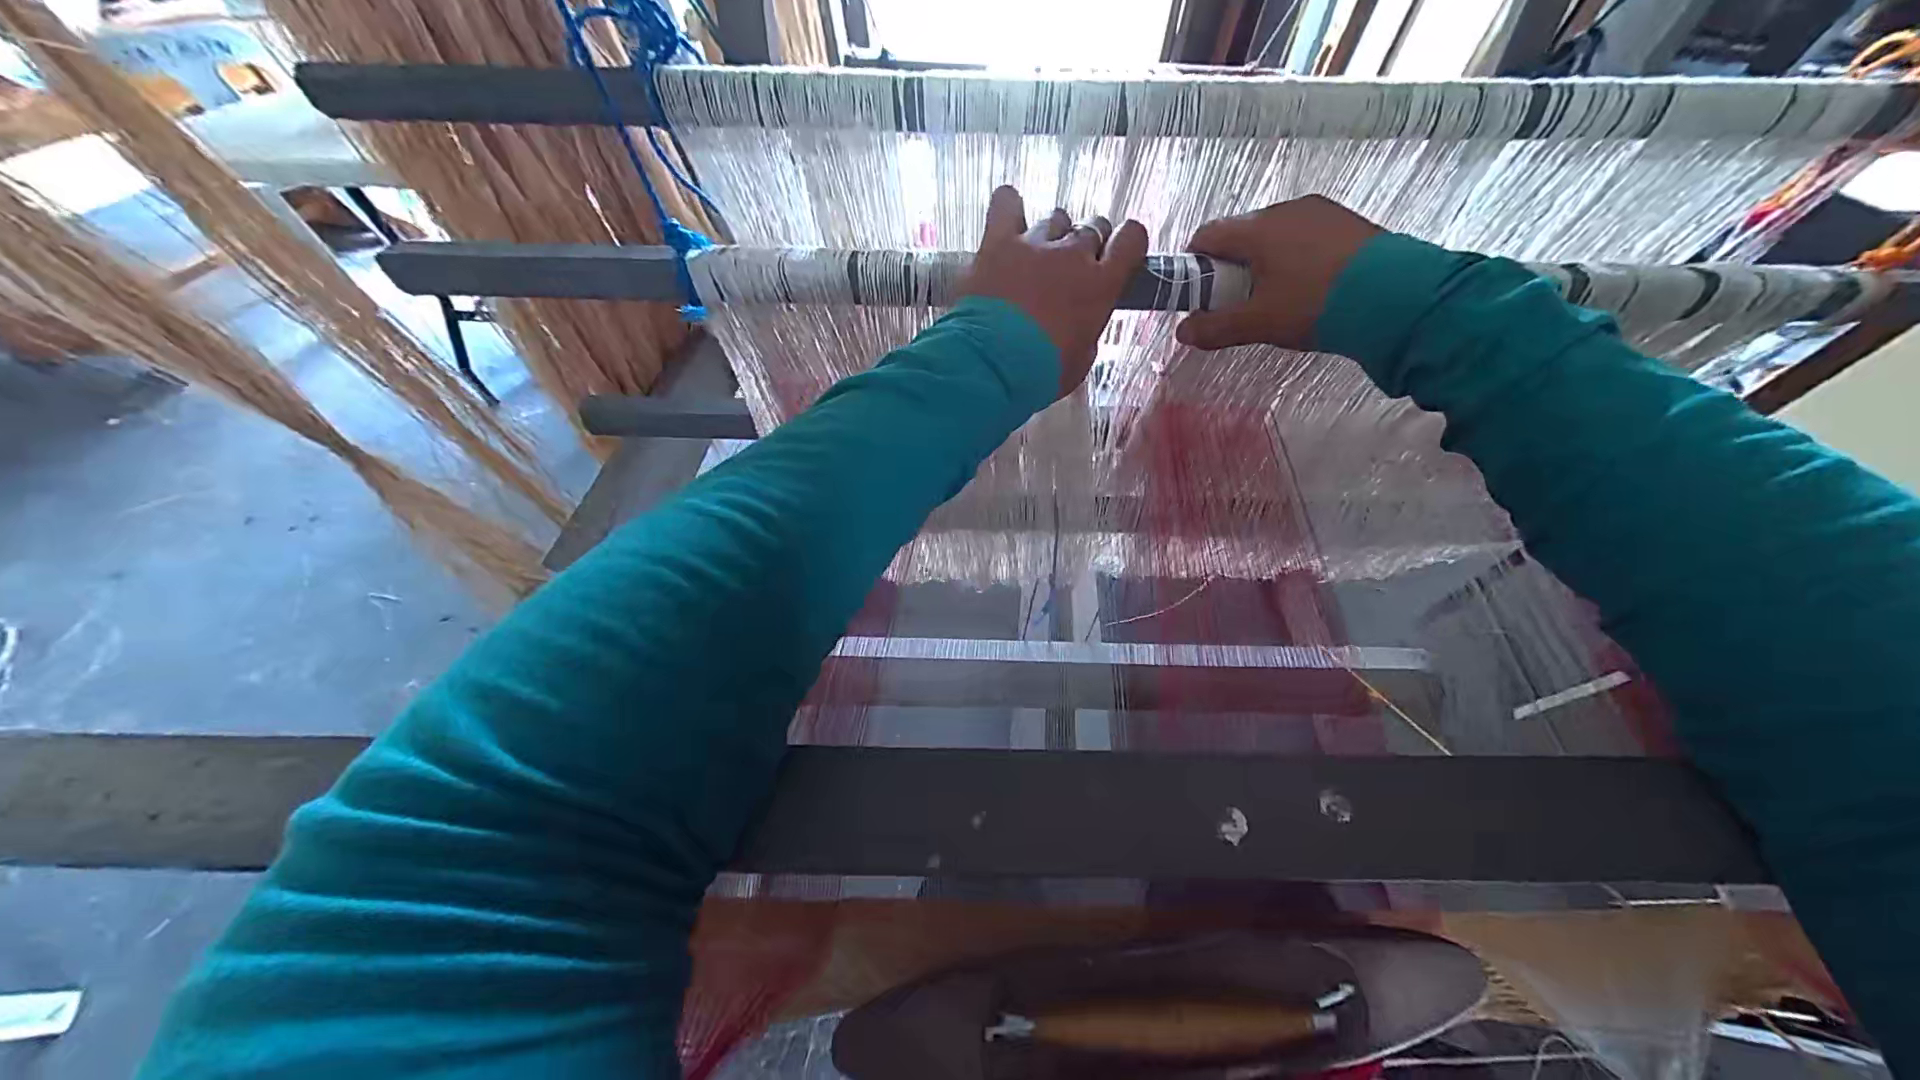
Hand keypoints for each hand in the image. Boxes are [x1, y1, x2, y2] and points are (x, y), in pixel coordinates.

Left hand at [958, 185, 1148, 397]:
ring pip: (1055, 219)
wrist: (991, 366)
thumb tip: (1082, 322)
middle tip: (1070, 270)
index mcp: (1101, 285)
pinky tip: (1009, 217)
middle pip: (1092, 228)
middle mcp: (1073, 255)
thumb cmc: (1041, 373)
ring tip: (1037, 258)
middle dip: (1086, 245)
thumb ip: (1088, 329)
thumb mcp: (1081, 360)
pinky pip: (1006, 204)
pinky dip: (1010, 206)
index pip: (1131, 239)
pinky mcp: (998, 242)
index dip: (1126, 243)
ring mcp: (1035, 244)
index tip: (1117, 255)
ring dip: (1052, 235)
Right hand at [1174, 195, 1383, 351]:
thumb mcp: (1258, 323)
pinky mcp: (1347, 221)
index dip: (1194, 264)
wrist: (1396, 297)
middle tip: (1238, 302)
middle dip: (1231, 266)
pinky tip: (1308, 286)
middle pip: (1241, 235)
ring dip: (1264, 262)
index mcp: (1257, 230)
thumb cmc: (1313, 305)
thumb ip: (1215, 327)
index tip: (1198, 293)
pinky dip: (1295, 257)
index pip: (1207, 235)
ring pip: (1274, 235)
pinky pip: (1305, 236)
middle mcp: (1285, 210)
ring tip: (1277, 297)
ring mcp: (1320, 212)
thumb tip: (1182, 331)